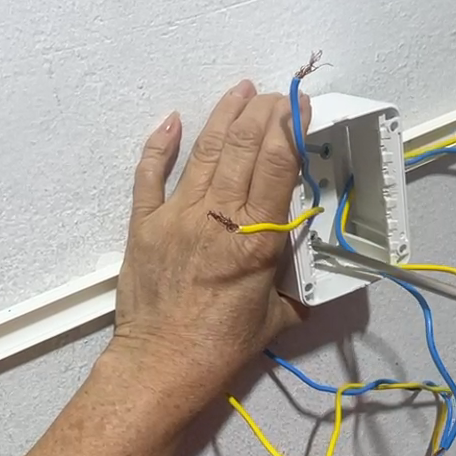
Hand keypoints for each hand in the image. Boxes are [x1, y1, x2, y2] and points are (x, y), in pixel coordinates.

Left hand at [102, 80, 307, 419]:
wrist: (161, 365)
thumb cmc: (222, 348)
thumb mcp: (277, 317)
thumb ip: (298, 286)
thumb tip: (313, 268)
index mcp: (256, 239)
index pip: (278, 164)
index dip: (291, 126)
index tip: (301, 105)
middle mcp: (217, 217)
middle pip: (243, 146)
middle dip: (263, 111)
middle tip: (275, 95)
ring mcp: (175, 217)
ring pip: (204, 152)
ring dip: (224, 116)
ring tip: (240, 90)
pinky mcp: (142, 225)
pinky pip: (149, 176)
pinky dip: (159, 145)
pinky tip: (172, 120)